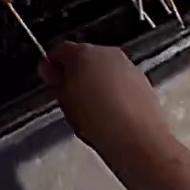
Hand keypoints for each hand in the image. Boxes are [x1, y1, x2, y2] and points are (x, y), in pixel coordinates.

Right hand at [39, 42, 177, 164]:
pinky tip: (111, 111)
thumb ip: (55, 81)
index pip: (60, 50)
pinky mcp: (141, 78)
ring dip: (96, 79)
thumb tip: (49, 69)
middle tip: (70, 96)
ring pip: (104, 66)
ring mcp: (125, 64)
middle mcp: (105, 52)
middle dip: (76, 71)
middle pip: (84, 55)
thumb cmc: (99, 123)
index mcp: (82, 54)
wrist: (138, 139)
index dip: (52, 63)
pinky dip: (114, 88)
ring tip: (92, 108)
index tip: (49, 76)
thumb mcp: (66, 103)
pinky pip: (120, 78)